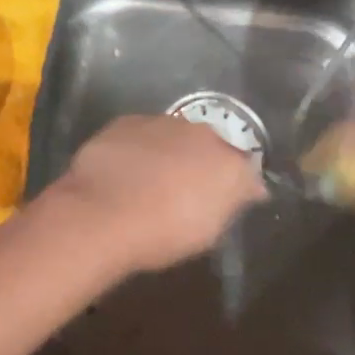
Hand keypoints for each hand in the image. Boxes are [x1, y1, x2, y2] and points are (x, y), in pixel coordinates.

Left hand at [45, 115, 265, 271]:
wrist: (103, 214)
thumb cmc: (164, 232)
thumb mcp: (210, 231)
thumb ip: (230, 201)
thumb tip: (251, 187)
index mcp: (226, 160)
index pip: (242, 166)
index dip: (236, 183)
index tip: (229, 199)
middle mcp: (198, 132)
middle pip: (207, 145)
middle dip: (201, 162)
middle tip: (185, 190)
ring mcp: (160, 123)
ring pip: (172, 136)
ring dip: (168, 153)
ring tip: (150, 182)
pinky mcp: (125, 122)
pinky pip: (140, 135)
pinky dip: (138, 149)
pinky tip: (125, 170)